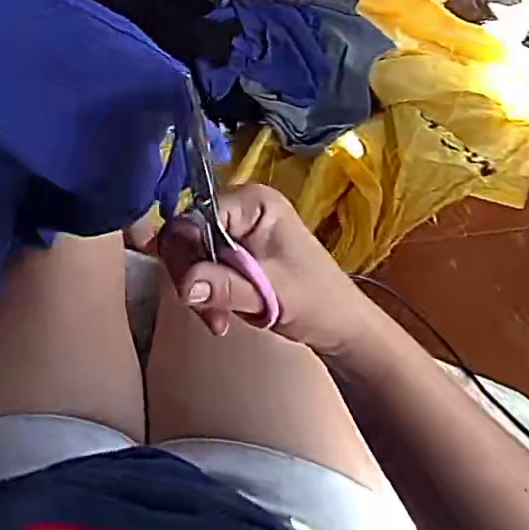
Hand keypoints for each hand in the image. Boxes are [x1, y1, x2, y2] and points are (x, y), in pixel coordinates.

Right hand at [157, 185, 379, 354]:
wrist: (344, 328)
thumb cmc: (319, 303)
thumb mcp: (272, 294)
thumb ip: (226, 286)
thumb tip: (184, 284)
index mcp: (253, 202)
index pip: (194, 217)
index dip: (187, 253)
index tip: (190, 291)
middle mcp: (240, 207)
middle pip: (188, 234)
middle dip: (191, 276)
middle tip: (206, 312)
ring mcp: (237, 229)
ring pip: (191, 254)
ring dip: (197, 290)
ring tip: (217, 321)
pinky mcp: (235, 251)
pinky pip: (202, 266)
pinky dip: (205, 293)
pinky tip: (219, 316)